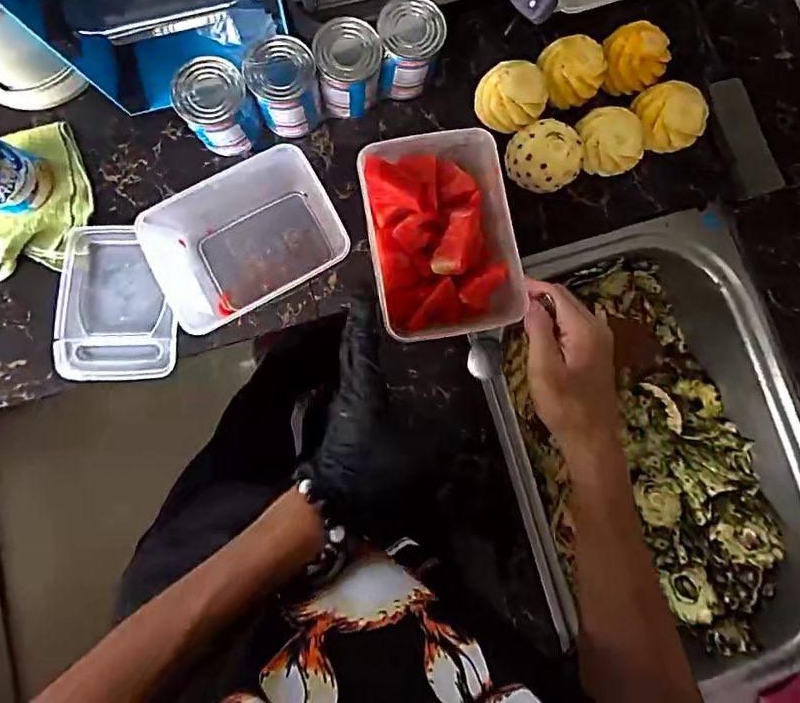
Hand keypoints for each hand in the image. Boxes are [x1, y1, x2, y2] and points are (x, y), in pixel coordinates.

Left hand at [300, 302, 422, 540]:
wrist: (332, 512)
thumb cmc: (373, 476)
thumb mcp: (419, 455)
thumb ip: (444, 433)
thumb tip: (467, 418)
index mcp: (363, 386)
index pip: (361, 338)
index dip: (364, 311)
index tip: (369, 287)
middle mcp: (347, 387)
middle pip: (350, 344)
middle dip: (363, 320)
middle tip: (383, 302)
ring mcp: (339, 404)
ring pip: (348, 361)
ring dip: (361, 341)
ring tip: (385, 328)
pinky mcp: (339, 420)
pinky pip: (352, 379)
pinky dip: (363, 363)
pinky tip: (381, 368)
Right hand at [523, 279, 621, 468]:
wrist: (592, 440)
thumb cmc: (565, 407)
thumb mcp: (544, 369)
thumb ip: (538, 331)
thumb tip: (531, 303)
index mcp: (585, 328)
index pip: (557, 294)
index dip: (534, 286)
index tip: (511, 286)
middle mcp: (597, 327)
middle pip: (565, 299)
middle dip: (539, 295)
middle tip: (511, 298)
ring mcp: (601, 339)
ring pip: (570, 311)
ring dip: (547, 308)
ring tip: (521, 311)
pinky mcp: (598, 350)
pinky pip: (575, 325)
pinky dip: (557, 321)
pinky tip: (541, 329)